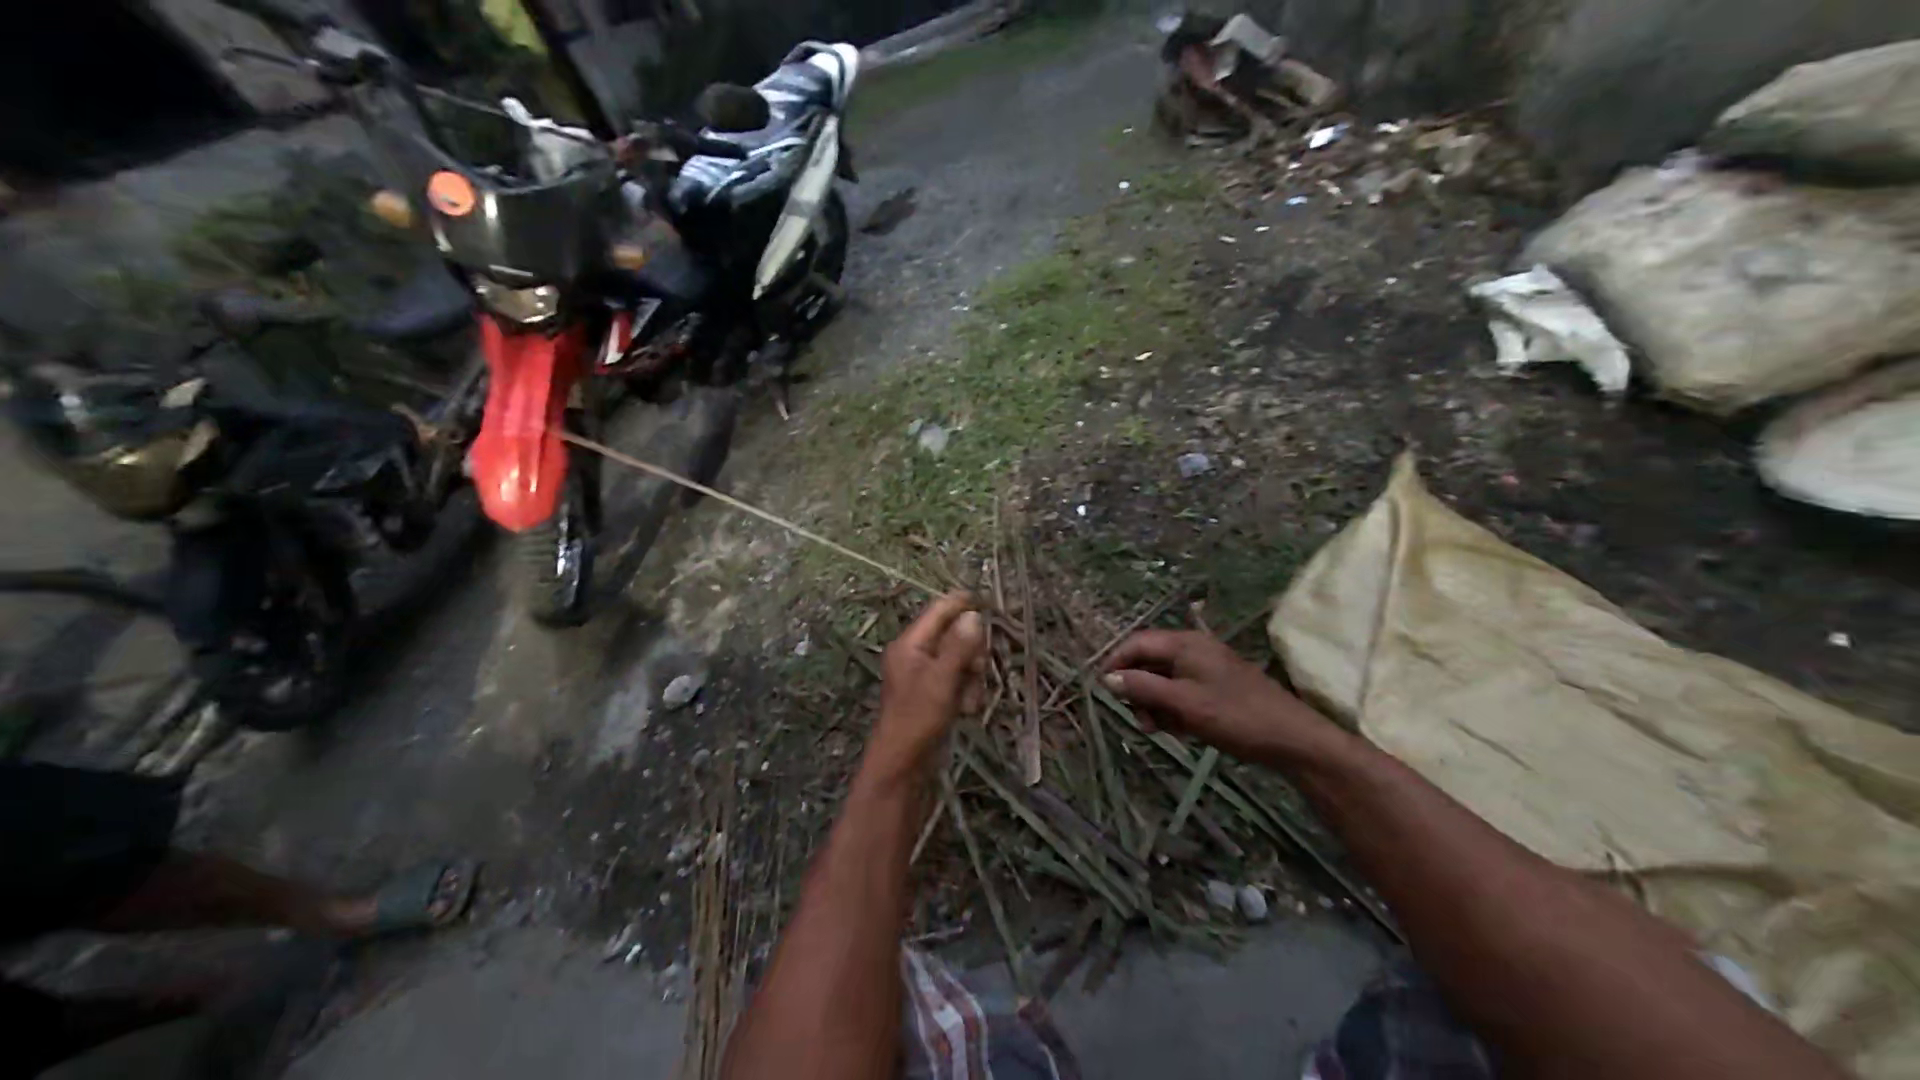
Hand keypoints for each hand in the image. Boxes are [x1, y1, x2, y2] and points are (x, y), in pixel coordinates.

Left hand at [862, 593, 986, 786]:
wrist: (903, 764)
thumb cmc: (918, 717)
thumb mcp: (942, 678)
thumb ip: (959, 645)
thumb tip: (974, 615)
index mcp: (910, 644)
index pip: (938, 611)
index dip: (961, 604)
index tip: (988, 601)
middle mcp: (916, 654)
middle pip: (954, 636)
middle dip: (971, 652)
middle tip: (977, 670)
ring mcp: (925, 675)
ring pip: (961, 660)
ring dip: (971, 677)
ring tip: (969, 699)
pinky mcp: (934, 694)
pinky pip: (958, 681)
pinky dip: (966, 692)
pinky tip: (966, 710)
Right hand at [1102, 630, 1346, 766]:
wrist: (1292, 739)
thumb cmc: (1234, 715)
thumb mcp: (1182, 703)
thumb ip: (1142, 688)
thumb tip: (1107, 679)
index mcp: (1185, 643)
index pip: (1137, 643)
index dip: (1115, 663)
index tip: (1102, 690)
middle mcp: (1193, 649)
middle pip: (1148, 662)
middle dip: (1137, 689)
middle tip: (1139, 719)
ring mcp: (1206, 669)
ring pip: (1163, 681)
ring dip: (1154, 703)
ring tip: (1160, 729)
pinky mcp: (1215, 689)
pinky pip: (1181, 693)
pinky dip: (1173, 709)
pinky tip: (1179, 730)